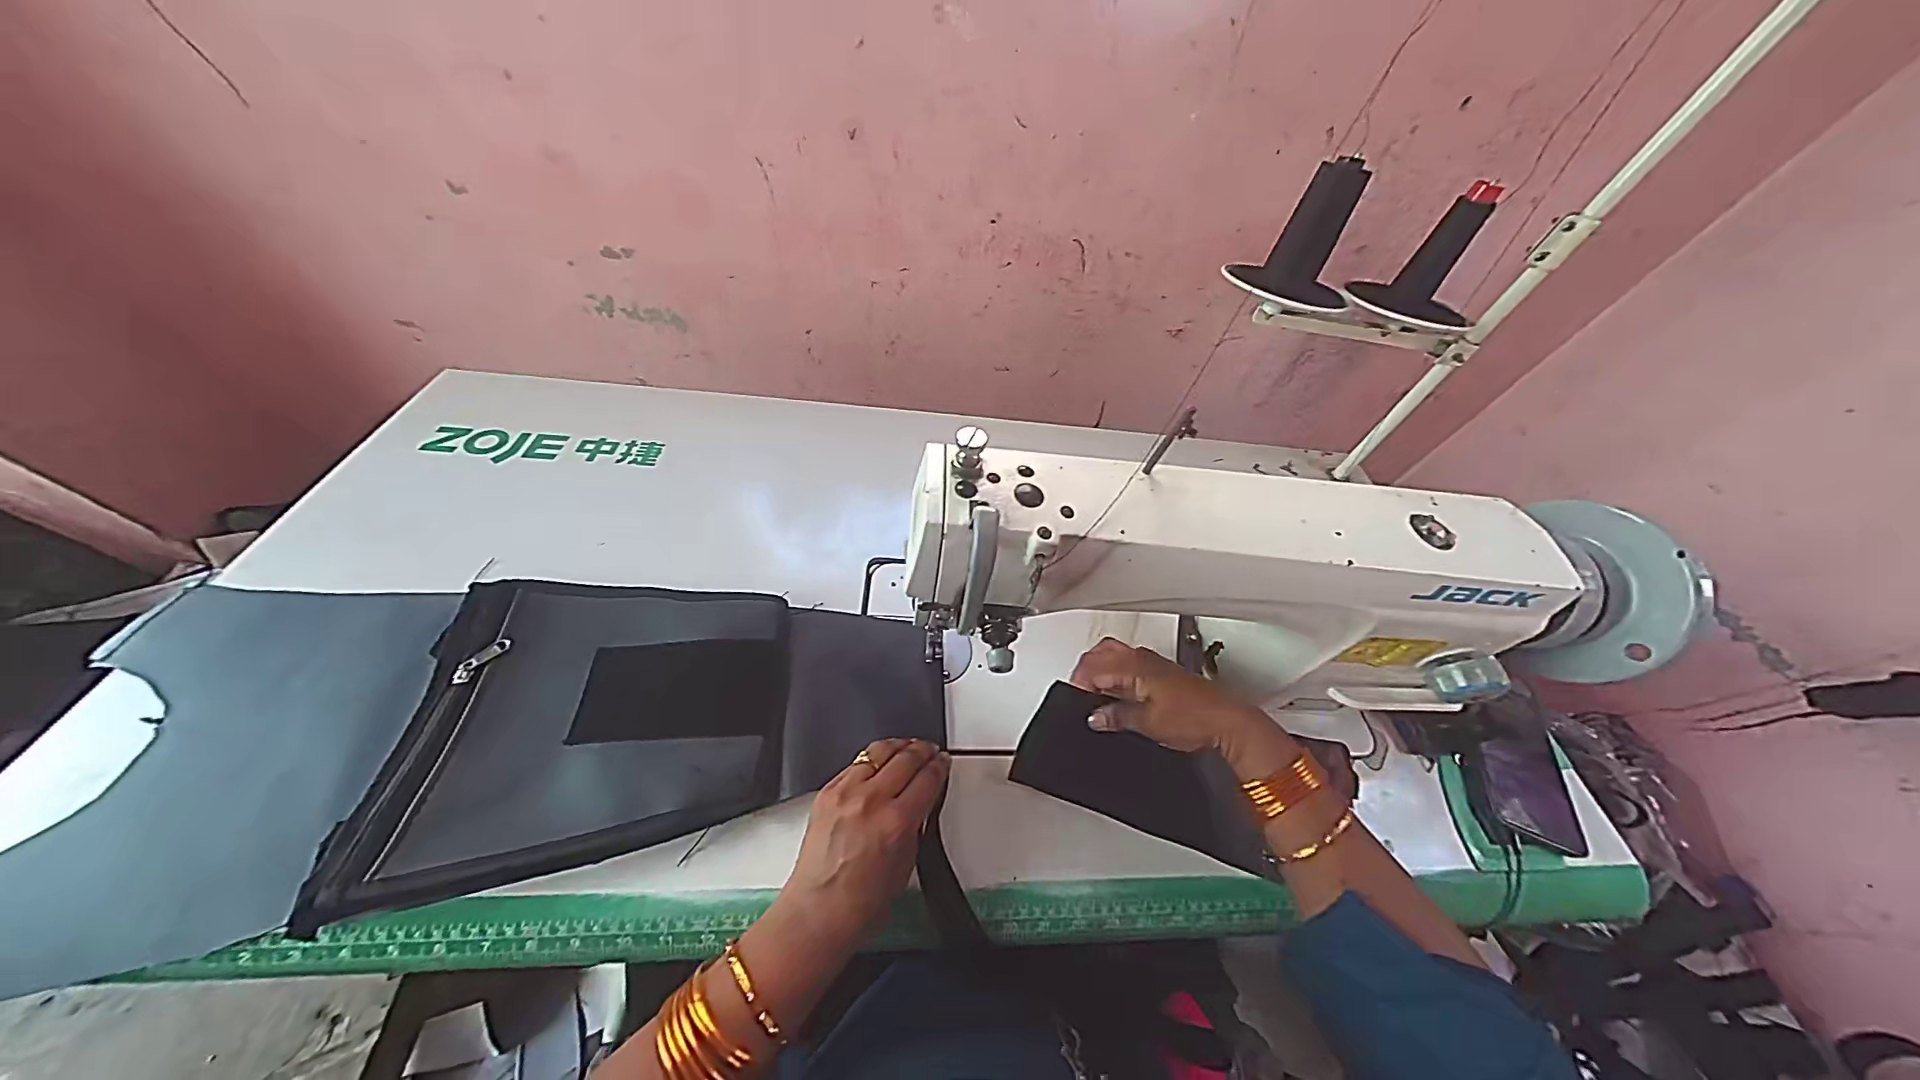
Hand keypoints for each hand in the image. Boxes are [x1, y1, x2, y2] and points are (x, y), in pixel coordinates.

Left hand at [779, 738, 948, 939]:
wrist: (818, 912)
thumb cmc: (859, 903)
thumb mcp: (907, 863)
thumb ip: (916, 824)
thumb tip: (921, 800)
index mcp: (896, 822)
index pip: (927, 777)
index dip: (939, 766)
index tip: (942, 762)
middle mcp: (870, 801)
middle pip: (906, 757)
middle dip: (923, 751)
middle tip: (929, 751)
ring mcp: (845, 794)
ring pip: (878, 751)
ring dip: (898, 747)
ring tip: (907, 747)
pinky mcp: (826, 793)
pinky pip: (855, 764)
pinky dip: (871, 759)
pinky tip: (878, 762)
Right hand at [1069, 638, 1292, 769]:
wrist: (1228, 723)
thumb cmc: (1197, 717)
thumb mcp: (1147, 723)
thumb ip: (1116, 716)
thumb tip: (1096, 717)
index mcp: (1134, 665)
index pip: (1092, 666)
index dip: (1079, 685)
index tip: (1078, 704)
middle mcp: (1143, 658)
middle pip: (1100, 653)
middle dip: (1086, 673)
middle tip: (1083, 697)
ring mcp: (1154, 663)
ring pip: (1115, 655)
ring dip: (1102, 671)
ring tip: (1099, 697)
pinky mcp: (1163, 673)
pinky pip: (1131, 665)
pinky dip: (1118, 676)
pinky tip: (1122, 696)